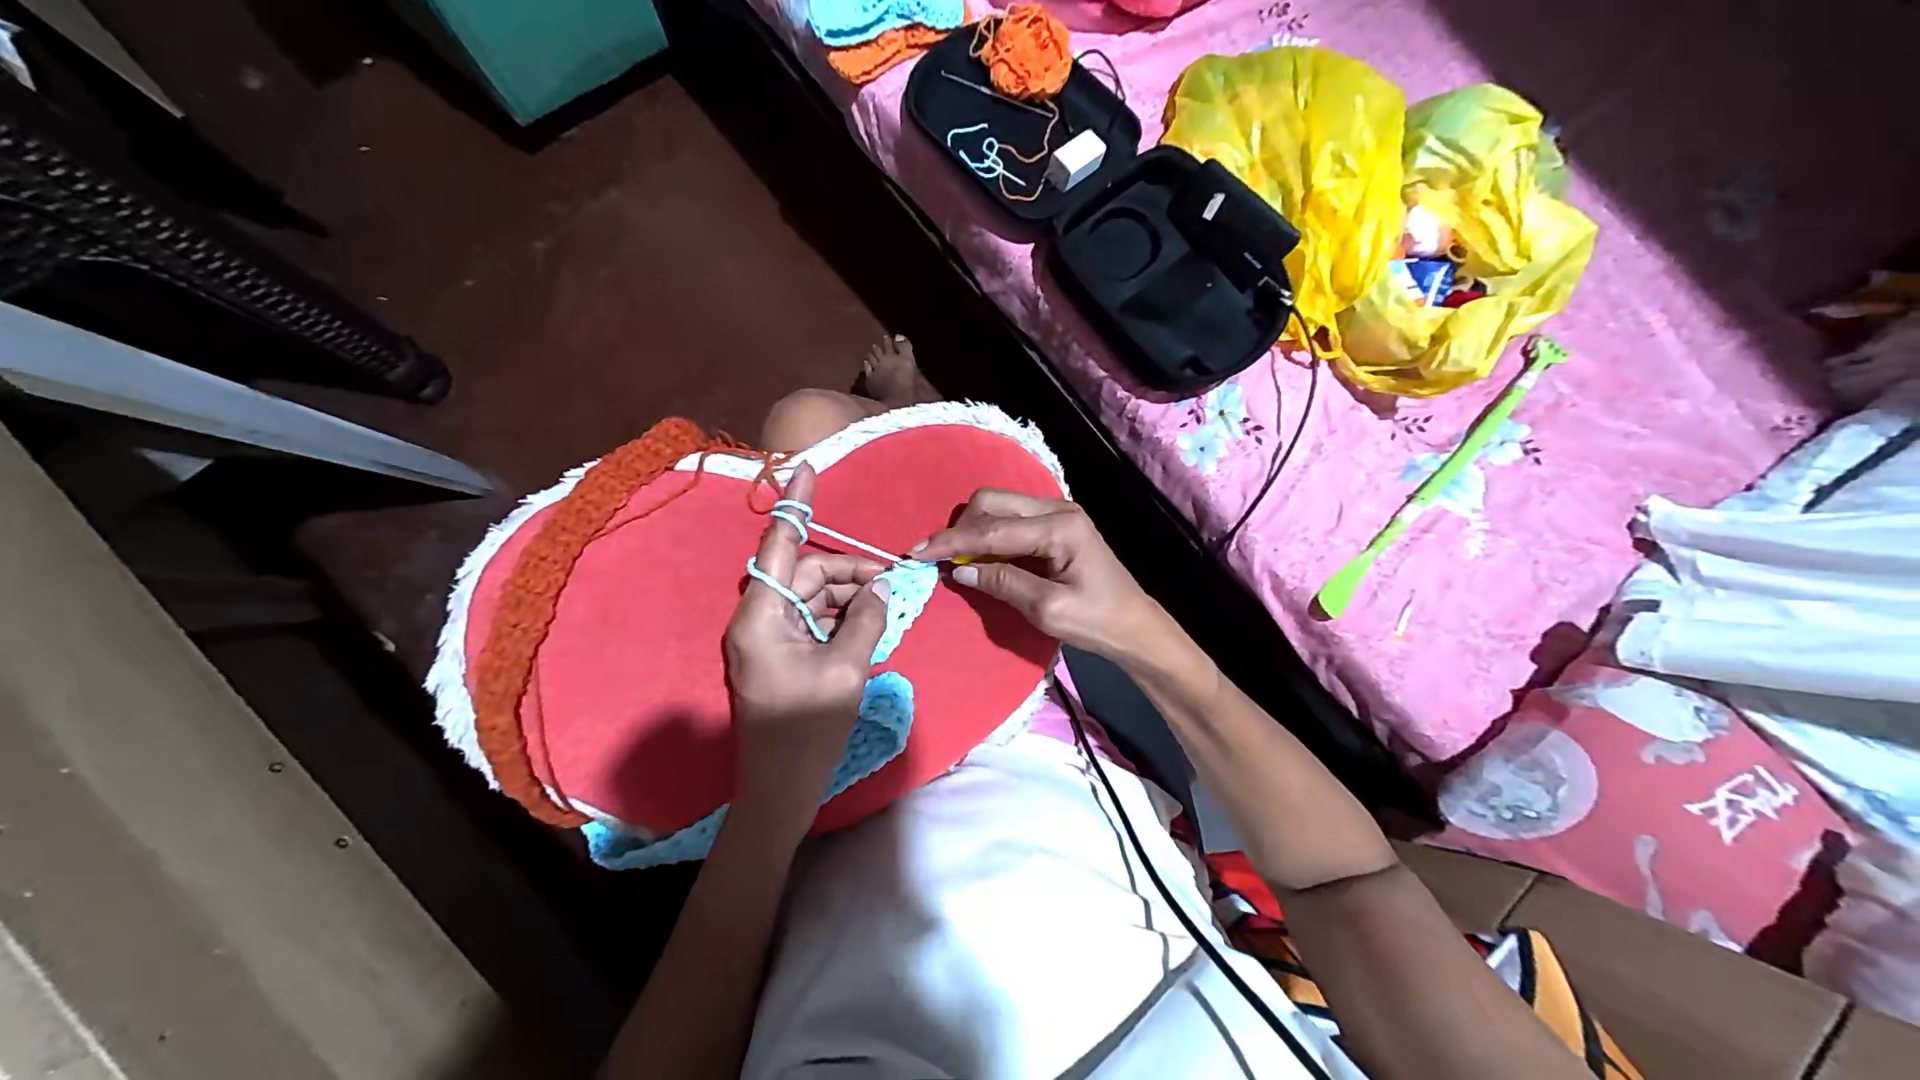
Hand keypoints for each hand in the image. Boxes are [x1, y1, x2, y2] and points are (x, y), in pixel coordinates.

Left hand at [724, 464, 890, 815]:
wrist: (781, 788)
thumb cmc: (808, 730)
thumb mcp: (846, 669)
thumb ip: (865, 618)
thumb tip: (878, 589)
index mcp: (761, 617)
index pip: (777, 546)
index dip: (793, 506)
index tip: (805, 469)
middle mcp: (757, 619)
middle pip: (805, 573)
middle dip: (848, 571)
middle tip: (891, 582)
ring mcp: (767, 638)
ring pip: (811, 595)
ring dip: (848, 595)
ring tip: (886, 605)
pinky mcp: (779, 654)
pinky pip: (811, 619)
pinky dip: (839, 616)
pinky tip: (869, 622)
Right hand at [912, 490, 1167, 663]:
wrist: (1134, 626)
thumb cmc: (1097, 622)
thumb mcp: (1047, 611)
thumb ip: (1003, 583)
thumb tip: (959, 568)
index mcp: (1060, 528)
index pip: (992, 529)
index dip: (951, 541)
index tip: (917, 552)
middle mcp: (1058, 509)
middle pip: (992, 501)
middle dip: (961, 527)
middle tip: (941, 559)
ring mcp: (1057, 513)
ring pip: (999, 506)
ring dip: (973, 529)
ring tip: (957, 560)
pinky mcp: (1054, 525)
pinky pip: (1010, 520)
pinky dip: (989, 535)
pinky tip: (980, 557)